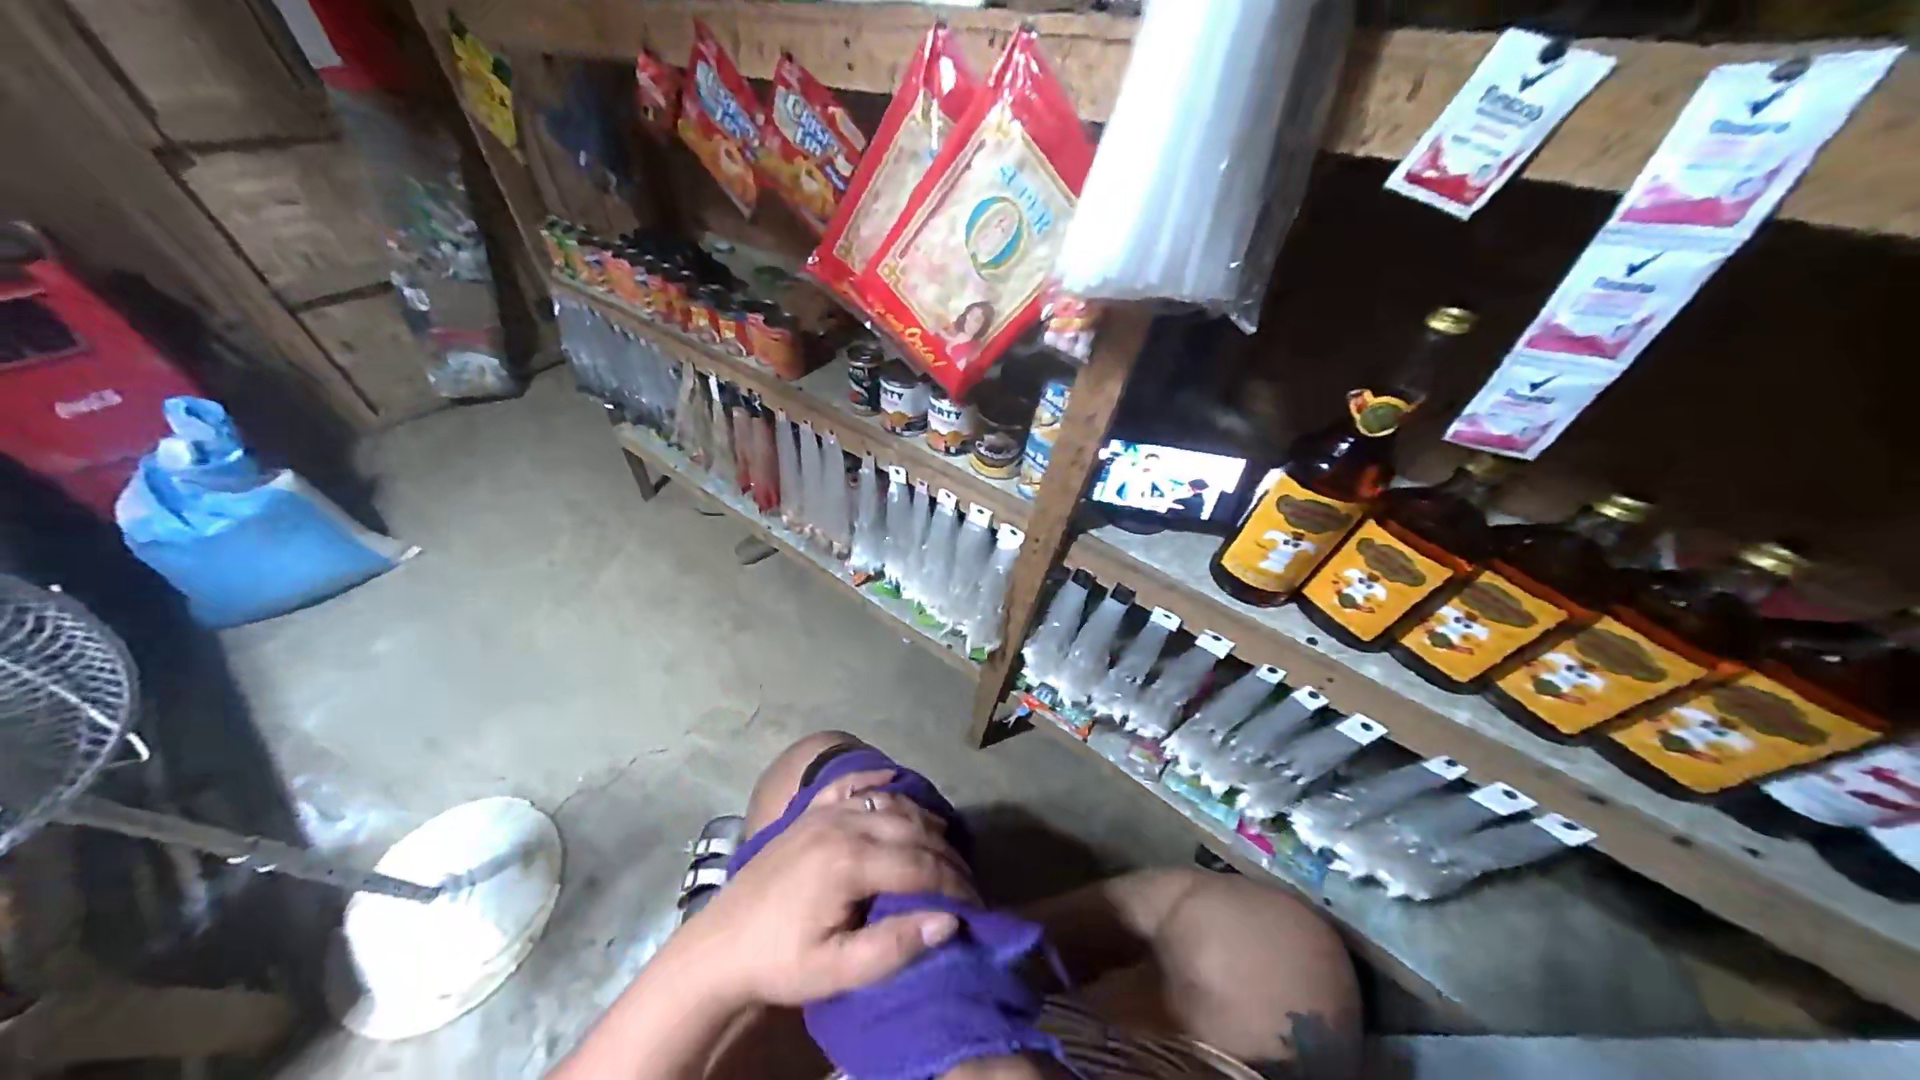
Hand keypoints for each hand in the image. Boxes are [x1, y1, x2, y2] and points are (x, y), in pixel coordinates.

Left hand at [674, 768, 973, 1008]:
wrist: (719, 947)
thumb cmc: (780, 962)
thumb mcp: (836, 971)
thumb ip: (895, 946)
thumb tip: (950, 920)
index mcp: (850, 862)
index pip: (920, 865)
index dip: (954, 884)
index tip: (976, 903)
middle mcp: (841, 825)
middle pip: (911, 828)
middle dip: (945, 853)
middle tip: (965, 879)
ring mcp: (823, 812)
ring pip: (888, 802)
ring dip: (920, 820)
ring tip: (943, 844)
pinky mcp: (808, 812)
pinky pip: (850, 785)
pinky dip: (877, 780)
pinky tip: (894, 780)